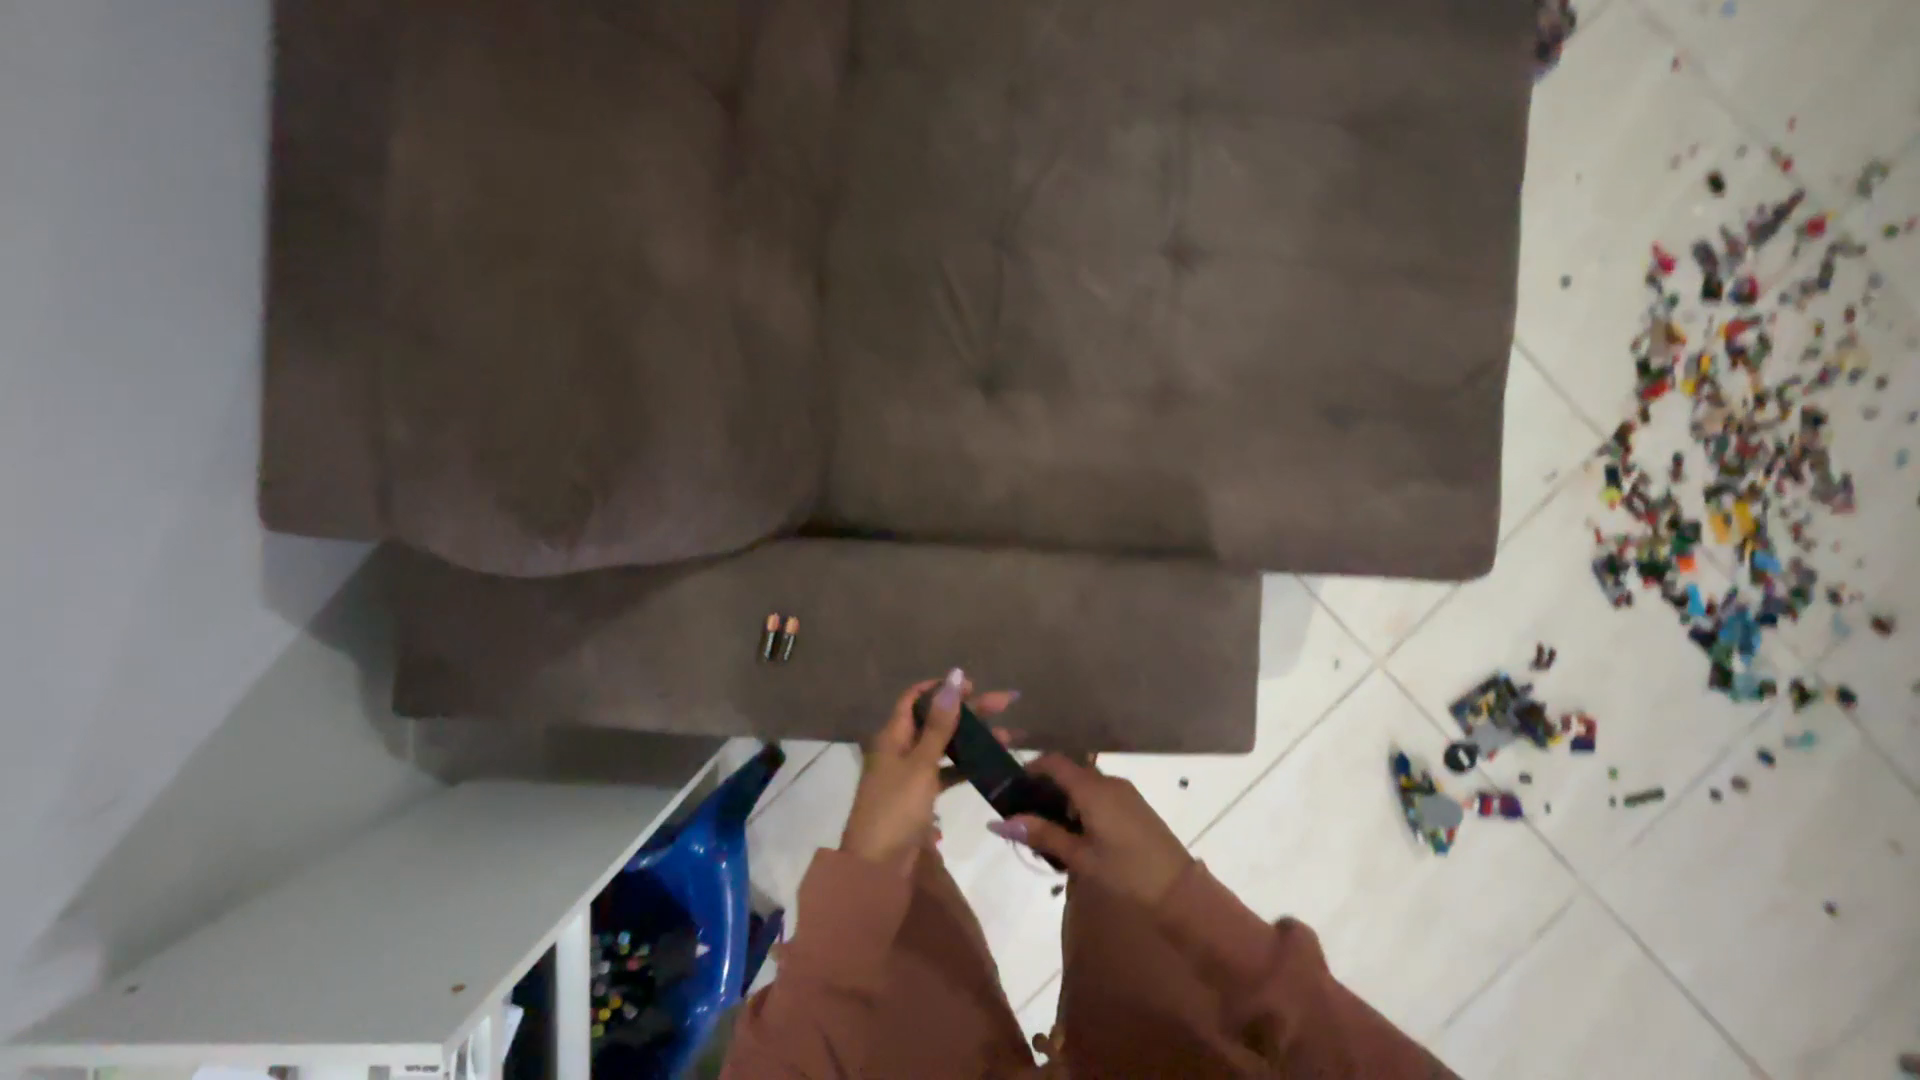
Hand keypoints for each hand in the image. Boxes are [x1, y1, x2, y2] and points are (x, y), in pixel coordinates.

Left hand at [840, 670, 1016, 873]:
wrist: (877, 865)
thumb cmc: (896, 808)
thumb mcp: (921, 763)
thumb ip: (940, 723)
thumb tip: (955, 677)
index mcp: (893, 735)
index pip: (916, 698)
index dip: (943, 688)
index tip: (974, 686)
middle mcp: (900, 748)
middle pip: (936, 720)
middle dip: (970, 711)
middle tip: (1006, 703)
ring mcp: (910, 773)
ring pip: (945, 746)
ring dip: (973, 740)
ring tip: (1009, 736)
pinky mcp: (920, 796)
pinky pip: (946, 771)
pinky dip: (966, 766)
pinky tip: (991, 764)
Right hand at [990, 755, 1193, 906]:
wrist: (1180, 891)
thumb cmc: (1126, 873)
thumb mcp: (1079, 857)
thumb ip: (1041, 834)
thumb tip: (999, 822)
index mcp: (1093, 789)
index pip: (1055, 762)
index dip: (1032, 769)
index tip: (1013, 789)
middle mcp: (1110, 783)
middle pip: (1070, 773)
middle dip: (1047, 791)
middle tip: (1028, 820)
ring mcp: (1126, 794)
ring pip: (1086, 786)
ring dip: (1066, 802)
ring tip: (1050, 835)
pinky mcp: (1136, 807)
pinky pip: (1102, 796)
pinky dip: (1084, 808)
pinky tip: (1077, 839)